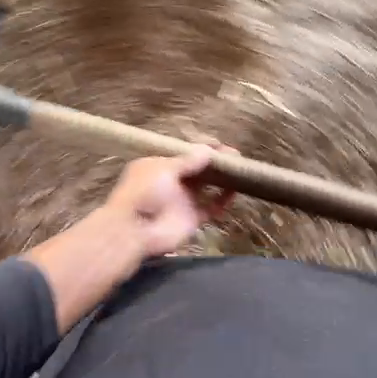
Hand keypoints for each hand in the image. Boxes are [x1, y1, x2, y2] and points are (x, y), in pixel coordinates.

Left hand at [93, 148, 233, 258]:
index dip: (202, 149)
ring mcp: (182, 200)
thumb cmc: (144, 192)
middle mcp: (172, 181)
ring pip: (207, 187)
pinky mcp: (191, 218)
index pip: (185, 153)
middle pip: (198, 169)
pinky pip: (211, 207)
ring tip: (241, 171)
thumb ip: (187, 161)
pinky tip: (234, 193)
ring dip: (222, 180)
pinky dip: (222, 201)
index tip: (221, 146)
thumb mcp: (163, 169)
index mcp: (160, 165)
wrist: (134, 231)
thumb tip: (207, 151)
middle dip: (216, 163)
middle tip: (236, 157)